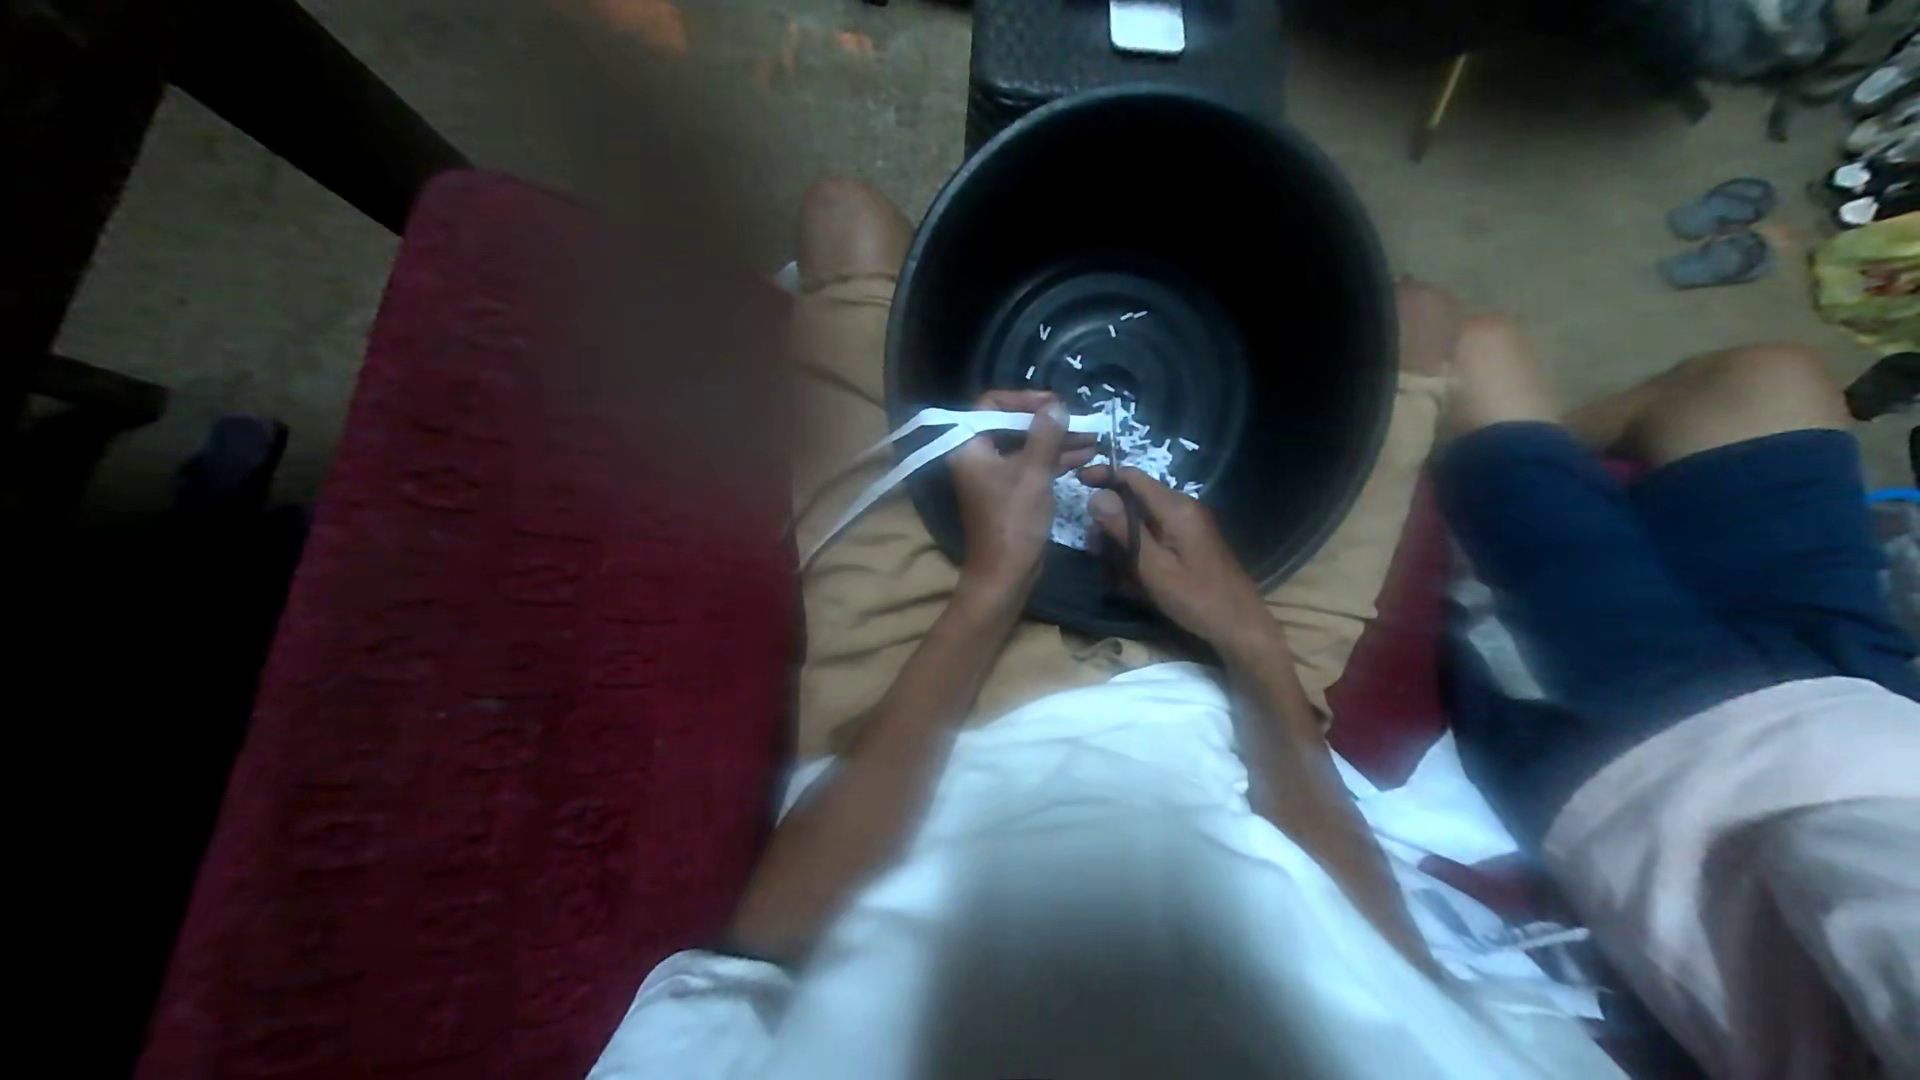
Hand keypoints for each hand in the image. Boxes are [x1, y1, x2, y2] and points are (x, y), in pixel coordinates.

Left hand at [949, 391, 1094, 596]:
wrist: (1006, 572)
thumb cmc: (1014, 519)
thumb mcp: (1034, 472)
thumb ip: (1045, 434)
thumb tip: (1057, 406)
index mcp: (970, 446)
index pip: (991, 405)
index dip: (1024, 399)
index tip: (1055, 402)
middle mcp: (977, 457)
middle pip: (1013, 425)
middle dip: (1049, 422)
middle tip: (1081, 419)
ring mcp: (994, 476)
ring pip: (1026, 447)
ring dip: (1058, 441)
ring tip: (1093, 436)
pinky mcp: (1010, 493)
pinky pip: (1031, 466)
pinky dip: (1054, 460)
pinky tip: (1085, 455)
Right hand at [1081, 465, 1280, 654]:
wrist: (1240, 625)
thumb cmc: (1195, 598)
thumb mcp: (1153, 566)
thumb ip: (1124, 529)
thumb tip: (1097, 495)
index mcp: (1176, 509)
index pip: (1134, 477)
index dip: (1104, 475)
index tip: (1078, 482)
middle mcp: (1184, 508)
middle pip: (1136, 498)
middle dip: (1109, 517)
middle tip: (1092, 547)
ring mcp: (1190, 525)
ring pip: (1144, 517)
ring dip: (1121, 535)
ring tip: (1109, 564)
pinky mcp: (1191, 541)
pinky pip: (1156, 532)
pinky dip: (1138, 545)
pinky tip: (1130, 570)